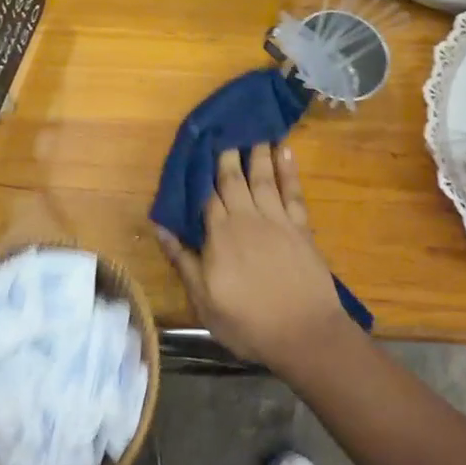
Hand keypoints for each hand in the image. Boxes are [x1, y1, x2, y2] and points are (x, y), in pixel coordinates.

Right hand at [156, 144, 353, 372]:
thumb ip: (183, 260)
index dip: (200, 172)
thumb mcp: (204, 300)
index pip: (205, 195)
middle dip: (227, 154)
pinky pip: (293, 192)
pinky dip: (289, 170)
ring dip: (257, 153)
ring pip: (263, 178)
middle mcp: (246, 219)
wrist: (305, 335)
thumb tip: (160, 227)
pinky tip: (286, 152)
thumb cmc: (248, 323)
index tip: (196, 148)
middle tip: (224, 129)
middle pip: (233, 179)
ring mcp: (277, 221)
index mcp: (219, 235)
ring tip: (255, 130)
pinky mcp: (301, 228)